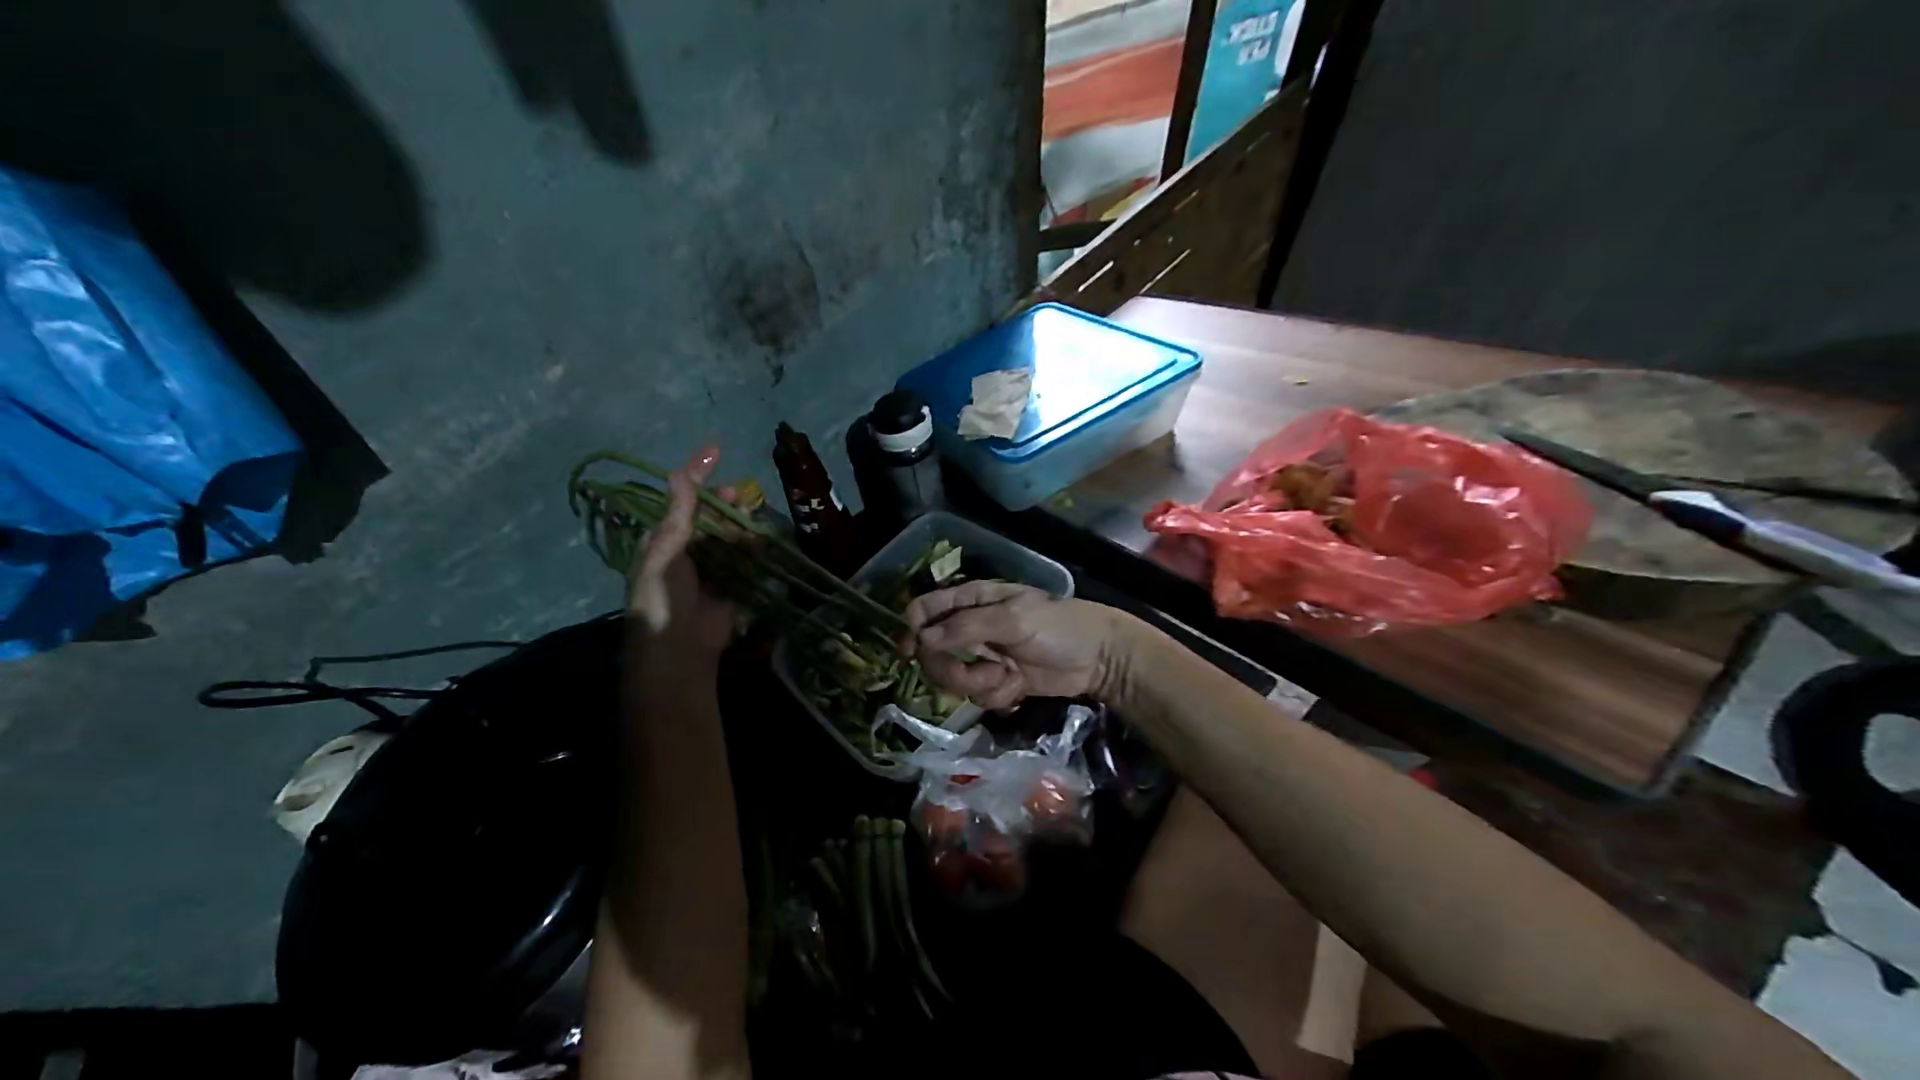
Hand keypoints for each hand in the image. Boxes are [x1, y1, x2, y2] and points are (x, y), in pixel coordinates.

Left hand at [625, 444, 736, 654]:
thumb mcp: (664, 553)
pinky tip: (763, 541)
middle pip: (709, 515)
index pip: (680, 498)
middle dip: (724, 501)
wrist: (678, 650)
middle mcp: (687, 550)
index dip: (696, 474)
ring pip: (730, 536)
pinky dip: (754, 549)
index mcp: (662, 539)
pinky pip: (745, 560)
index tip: (716, 450)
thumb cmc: (661, 598)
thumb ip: (677, 516)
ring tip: (752, 517)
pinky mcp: (731, 586)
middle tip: (739, 494)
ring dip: (741, 524)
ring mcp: (711, 569)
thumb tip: (679, 473)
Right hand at [905, 581, 1133, 710]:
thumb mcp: (1013, 618)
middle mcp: (971, 627)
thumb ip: (967, 626)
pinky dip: (996, 695)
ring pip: (952, 678)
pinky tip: (1017, 687)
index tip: (911, 652)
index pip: (925, 609)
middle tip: (974, 673)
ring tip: (1005, 678)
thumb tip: (924, 638)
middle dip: (950, 668)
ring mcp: (983, 657)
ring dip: (977, 684)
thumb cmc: (1058, 626)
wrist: (1098, 659)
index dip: (912, 629)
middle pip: (932, 651)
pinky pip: (976, 695)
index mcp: (972, 600)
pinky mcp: (996, 682)